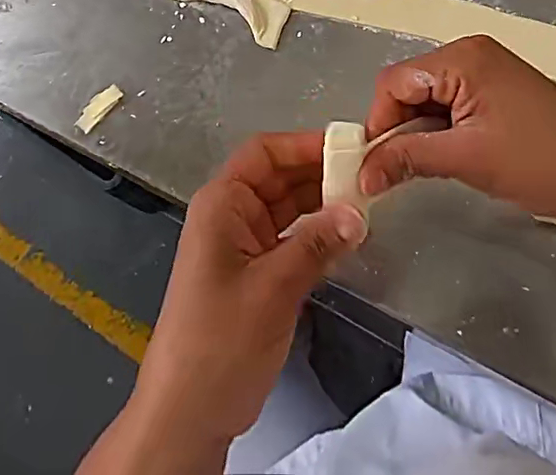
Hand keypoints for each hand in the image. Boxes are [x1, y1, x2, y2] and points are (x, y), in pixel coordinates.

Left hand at [91, 132, 363, 471]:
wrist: (188, 410)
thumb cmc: (219, 339)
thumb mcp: (272, 288)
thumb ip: (315, 246)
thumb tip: (357, 214)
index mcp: (222, 203)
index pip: (263, 153)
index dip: (303, 145)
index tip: (348, 147)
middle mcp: (230, 215)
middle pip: (278, 178)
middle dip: (319, 174)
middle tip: (368, 175)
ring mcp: (242, 244)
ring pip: (287, 208)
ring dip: (322, 205)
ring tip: (366, 203)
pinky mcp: (254, 272)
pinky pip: (290, 238)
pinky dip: (316, 235)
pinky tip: (347, 237)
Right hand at [357, 35, 555, 222]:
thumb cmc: (538, 163)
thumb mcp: (465, 160)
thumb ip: (406, 158)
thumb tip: (362, 176)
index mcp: (462, 57)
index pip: (395, 81)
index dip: (379, 120)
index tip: (375, 161)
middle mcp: (472, 52)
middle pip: (411, 85)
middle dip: (400, 126)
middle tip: (398, 167)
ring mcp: (489, 68)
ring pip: (430, 95)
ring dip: (422, 129)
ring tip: (428, 164)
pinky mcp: (501, 87)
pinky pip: (453, 101)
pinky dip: (444, 127)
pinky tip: (453, 153)